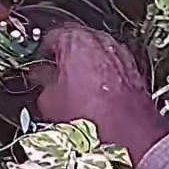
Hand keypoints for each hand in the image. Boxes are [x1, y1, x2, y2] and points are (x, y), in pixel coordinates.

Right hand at [28, 25, 168, 163]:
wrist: (128, 133)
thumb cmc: (92, 116)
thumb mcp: (50, 101)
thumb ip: (41, 80)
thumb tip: (40, 78)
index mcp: (75, 40)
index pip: (50, 35)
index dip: (40, 50)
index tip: (38, 61)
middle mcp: (99, 40)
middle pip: (74, 38)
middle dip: (62, 53)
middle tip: (52, 71)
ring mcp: (118, 52)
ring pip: (94, 50)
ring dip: (83, 61)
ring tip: (73, 84)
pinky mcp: (131, 66)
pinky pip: (109, 62)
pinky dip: (101, 71)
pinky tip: (93, 91)